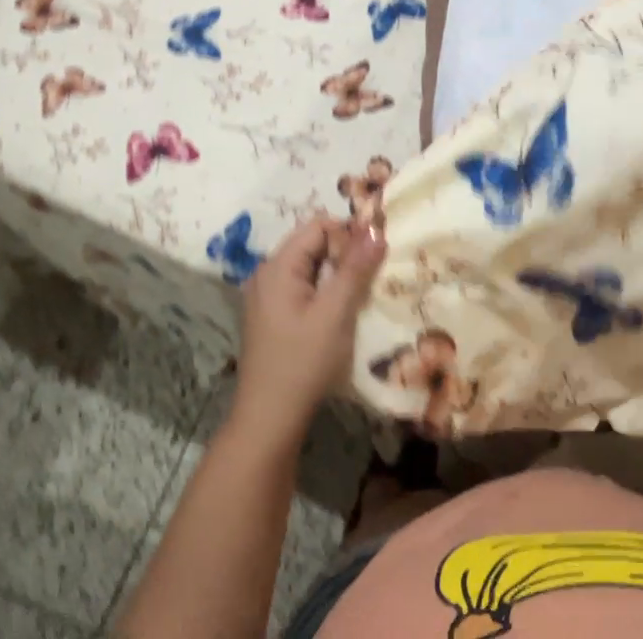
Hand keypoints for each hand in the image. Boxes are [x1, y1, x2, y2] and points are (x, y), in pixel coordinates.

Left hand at [231, 217, 386, 446]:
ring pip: (310, 268)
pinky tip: (341, 313)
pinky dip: (325, 292)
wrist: (269, 417)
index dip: (348, 234)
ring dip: (337, 275)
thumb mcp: (335, 313)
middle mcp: (266, 274)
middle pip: (312, 244)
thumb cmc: (303, 362)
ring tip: (361, 294)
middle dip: (345, 253)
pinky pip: (303, 288)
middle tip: (373, 277)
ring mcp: (266, 296)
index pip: (317, 226)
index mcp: (277, 267)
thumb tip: (376, 230)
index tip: (375, 256)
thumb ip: (355, 269)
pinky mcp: (272, 316)